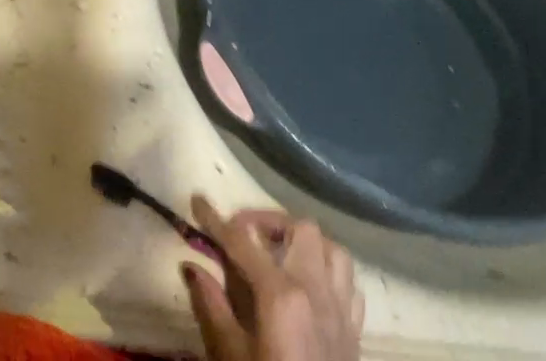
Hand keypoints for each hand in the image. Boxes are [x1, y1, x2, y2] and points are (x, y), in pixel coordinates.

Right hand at [182, 198, 363, 360]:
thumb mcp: (229, 354)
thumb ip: (211, 305)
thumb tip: (191, 266)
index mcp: (281, 294)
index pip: (243, 241)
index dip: (216, 219)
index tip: (197, 200)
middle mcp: (316, 290)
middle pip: (300, 229)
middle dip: (269, 222)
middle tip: (242, 235)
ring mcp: (340, 309)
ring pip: (333, 249)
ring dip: (304, 243)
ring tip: (279, 254)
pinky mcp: (354, 329)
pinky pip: (348, 282)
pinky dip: (328, 272)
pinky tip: (310, 286)